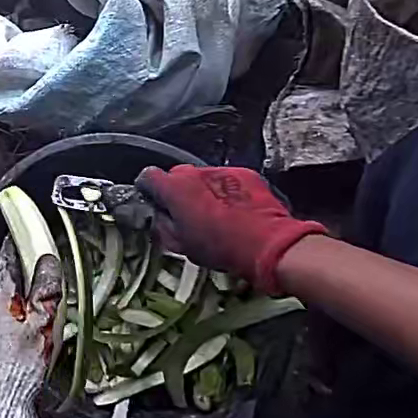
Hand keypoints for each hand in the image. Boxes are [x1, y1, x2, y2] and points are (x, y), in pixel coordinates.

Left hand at [0, 252, 62, 417]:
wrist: (5, 398)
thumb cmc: (24, 358)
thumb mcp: (42, 320)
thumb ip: (46, 288)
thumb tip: (48, 259)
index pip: (7, 261)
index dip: (17, 248)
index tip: (26, 238)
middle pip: (6, 280)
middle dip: (22, 274)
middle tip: (41, 268)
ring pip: (6, 300)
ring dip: (21, 296)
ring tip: (40, 296)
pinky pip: (5, 317)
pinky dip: (18, 313)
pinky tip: (30, 323)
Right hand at [135, 165, 324, 294]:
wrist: (269, 245)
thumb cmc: (220, 247)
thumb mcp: (181, 245)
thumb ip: (162, 226)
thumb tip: (159, 218)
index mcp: (173, 188)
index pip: (148, 176)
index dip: (148, 190)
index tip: (155, 203)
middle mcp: (193, 172)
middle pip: (176, 176)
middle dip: (178, 192)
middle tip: (186, 214)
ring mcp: (220, 170)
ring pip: (202, 177)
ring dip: (203, 191)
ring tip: (216, 214)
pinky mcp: (245, 173)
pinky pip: (227, 179)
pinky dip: (227, 190)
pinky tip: (236, 209)